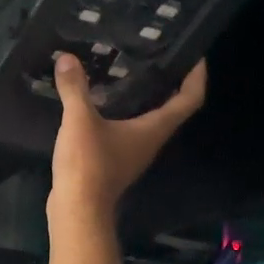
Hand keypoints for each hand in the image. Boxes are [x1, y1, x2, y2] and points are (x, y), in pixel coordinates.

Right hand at [48, 53, 206, 223]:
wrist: (76, 208)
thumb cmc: (88, 164)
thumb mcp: (79, 121)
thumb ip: (75, 89)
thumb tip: (66, 58)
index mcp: (155, 128)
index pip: (190, 97)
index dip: (196, 75)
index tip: (193, 55)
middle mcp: (151, 141)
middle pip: (171, 109)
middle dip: (168, 84)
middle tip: (155, 59)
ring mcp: (133, 154)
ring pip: (147, 121)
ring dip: (144, 101)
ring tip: (127, 78)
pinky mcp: (114, 164)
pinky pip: (126, 133)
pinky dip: (122, 116)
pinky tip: (102, 108)